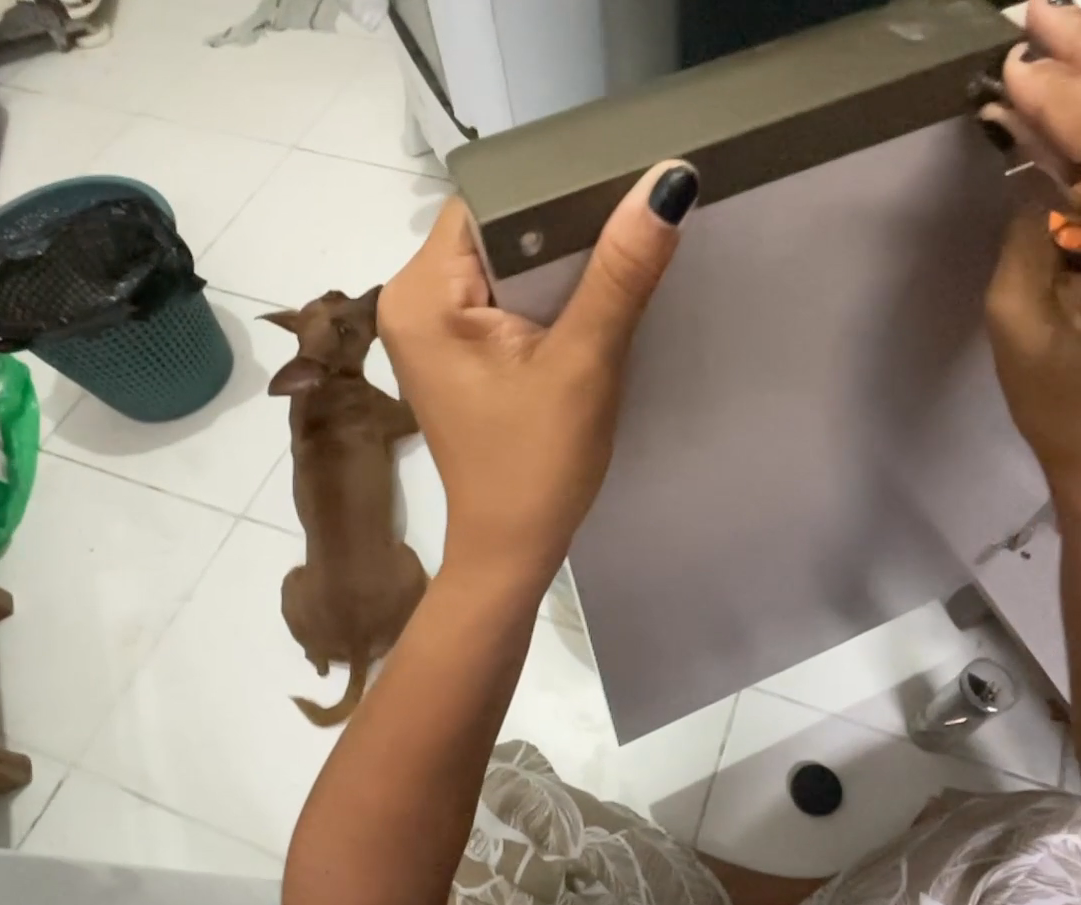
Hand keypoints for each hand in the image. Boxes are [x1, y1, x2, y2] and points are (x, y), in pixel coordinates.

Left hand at [379, 161, 697, 580]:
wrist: (512, 547)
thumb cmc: (537, 464)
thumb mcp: (583, 364)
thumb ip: (619, 274)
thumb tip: (668, 183)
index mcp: (422, 294)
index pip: (492, 204)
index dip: (557, 193)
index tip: (622, 190)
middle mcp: (412, 301)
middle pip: (498, 233)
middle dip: (564, 231)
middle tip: (636, 226)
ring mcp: (433, 330)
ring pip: (506, 267)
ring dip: (562, 268)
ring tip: (624, 260)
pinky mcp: (458, 354)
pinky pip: (506, 301)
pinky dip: (549, 300)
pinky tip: (593, 304)